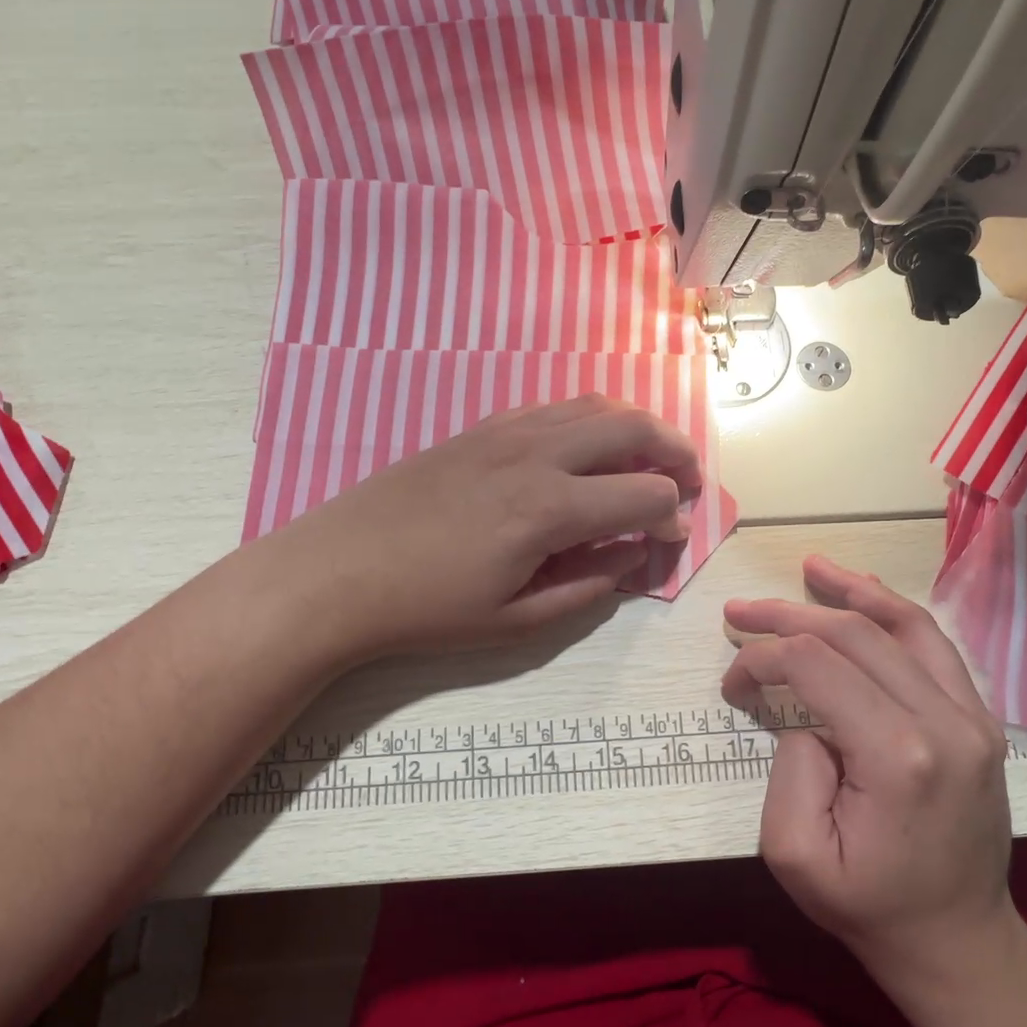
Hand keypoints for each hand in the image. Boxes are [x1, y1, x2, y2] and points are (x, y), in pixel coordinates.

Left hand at [264, 394, 699, 656]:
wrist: (337, 570)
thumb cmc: (426, 609)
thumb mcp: (514, 622)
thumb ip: (587, 588)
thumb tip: (633, 558)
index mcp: (549, 509)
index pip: (644, 495)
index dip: (673, 518)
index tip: (670, 541)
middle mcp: (536, 454)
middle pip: (632, 427)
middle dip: (676, 450)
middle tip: (689, 479)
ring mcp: (505, 432)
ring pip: (592, 405)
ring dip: (634, 426)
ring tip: (647, 457)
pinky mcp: (479, 428)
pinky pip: (552, 407)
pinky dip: (587, 420)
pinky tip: (583, 450)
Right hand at [722, 556, 1014, 981]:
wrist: (955, 937)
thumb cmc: (868, 904)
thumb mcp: (794, 854)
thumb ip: (790, 768)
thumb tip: (805, 713)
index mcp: (898, 755)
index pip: (816, 666)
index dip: (762, 658)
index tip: (733, 683)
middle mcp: (945, 721)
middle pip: (856, 635)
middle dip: (788, 615)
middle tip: (741, 610)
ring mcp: (974, 716)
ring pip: (906, 625)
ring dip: (852, 591)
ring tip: (811, 568)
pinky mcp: (981, 720)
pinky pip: (936, 646)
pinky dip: (896, 612)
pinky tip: (867, 596)